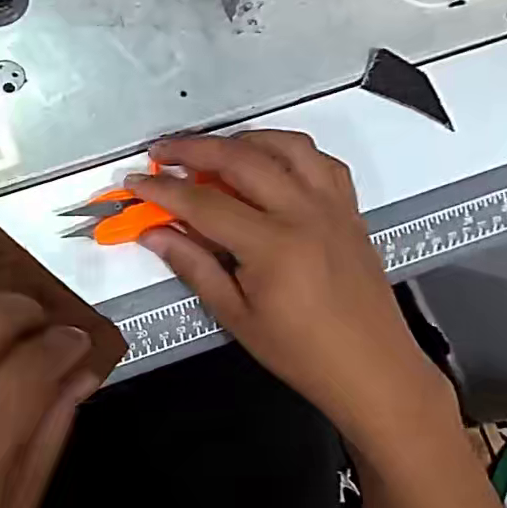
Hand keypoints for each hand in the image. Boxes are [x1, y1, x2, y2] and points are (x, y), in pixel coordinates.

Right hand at [130, 131, 453, 445]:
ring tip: (213, 150)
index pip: (203, 202)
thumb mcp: (235, 314)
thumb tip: (154, 234)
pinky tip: (269, 164)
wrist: (371, 368)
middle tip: (163, 151)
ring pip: (285, 145)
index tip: (136, 183)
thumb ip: (193, 265)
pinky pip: (320, 161)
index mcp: (272, 245)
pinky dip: (289, 151)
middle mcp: (304, 213)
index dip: (162, 189)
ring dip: (243, 139)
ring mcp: (332, 206)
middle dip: (194, 148)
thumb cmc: (301, 352)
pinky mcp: (350, 209)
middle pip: (241, 158)